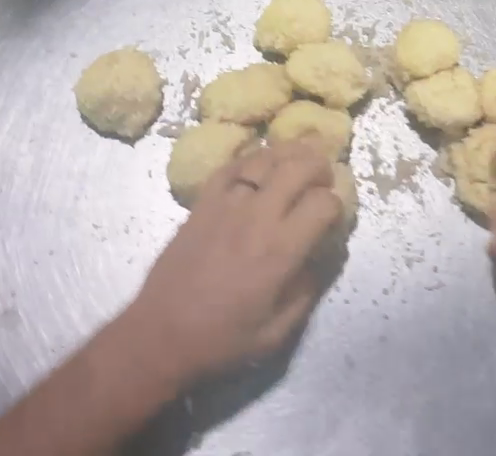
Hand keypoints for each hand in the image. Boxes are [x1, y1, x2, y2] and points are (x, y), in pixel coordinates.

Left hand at [115, 141, 341, 383]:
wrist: (159, 335)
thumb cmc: (221, 340)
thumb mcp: (276, 333)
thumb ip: (307, 291)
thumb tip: (323, 256)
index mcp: (280, 250)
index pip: (324, 203)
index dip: (337, 205)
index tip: (332, 217)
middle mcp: (257, 217)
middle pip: (300, 166)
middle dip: (320, 166)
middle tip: (323, 177)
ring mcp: (227, 204)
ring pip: (266, 157)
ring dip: (289, 155)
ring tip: (297, 162)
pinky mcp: (203, 202)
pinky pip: (232, 165)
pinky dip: (251, 160)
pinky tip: (259, 167)